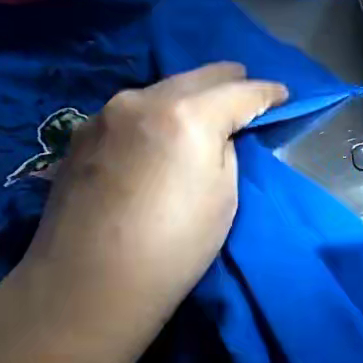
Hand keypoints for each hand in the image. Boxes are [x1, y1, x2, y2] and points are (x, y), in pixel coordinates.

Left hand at [16, 63, 287, 350]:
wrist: (87, 285)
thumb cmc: (170, 250)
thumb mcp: (223, 200)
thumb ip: (225, 151)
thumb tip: (215, 135)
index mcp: (186, 114)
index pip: (239, 91)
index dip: (268, 93)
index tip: (283, 95)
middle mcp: (141, 99)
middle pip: (196, 77)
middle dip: (226, 82)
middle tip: (245, 90)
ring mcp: (104, 114)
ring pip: (158, 91)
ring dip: (184, 97)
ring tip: (200, 110)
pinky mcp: (79, 135)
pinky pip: (129, 114)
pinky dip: (151, 117)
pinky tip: (154, 135)